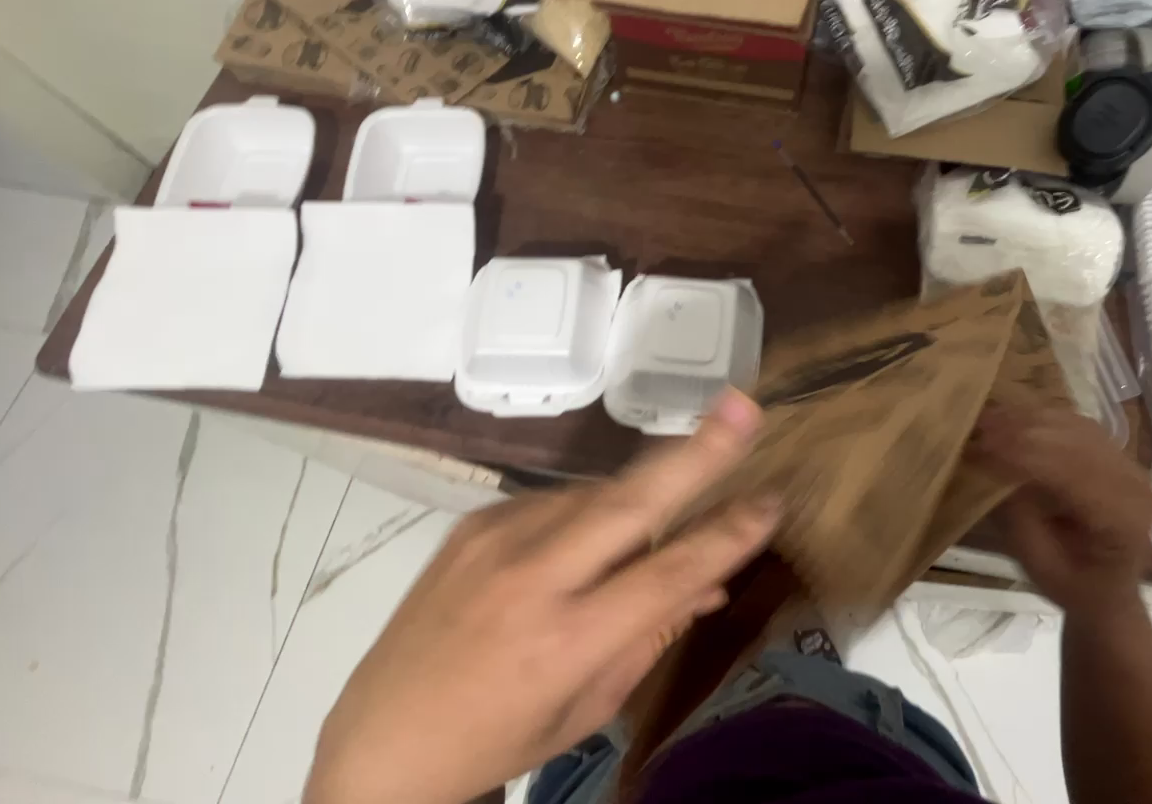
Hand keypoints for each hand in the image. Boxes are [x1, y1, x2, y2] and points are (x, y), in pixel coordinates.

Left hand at [306, 391, 776, 803]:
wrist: (380, 742)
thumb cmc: (500, 737)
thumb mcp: (587, 706)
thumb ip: (652, 634)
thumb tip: (711, 580)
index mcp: (566, 640)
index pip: (668, 574)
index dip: (728, 536)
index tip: (772, 502)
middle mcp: (531, 578)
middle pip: (631, 502)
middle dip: (696, 453)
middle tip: (743, 409)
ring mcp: (496, 539)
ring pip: (598, 493)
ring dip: (639, 496)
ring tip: (649, 525)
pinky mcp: (474, 520)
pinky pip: (557, 502)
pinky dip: (587, 515)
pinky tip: (580, 547)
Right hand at [971, 406, 1151, 612]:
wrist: (1111, 592)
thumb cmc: (1075, 588)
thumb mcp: (1040, 564)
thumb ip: (1019, 518)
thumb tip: (991, 469)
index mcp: (1121, 516)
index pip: (1068, 470)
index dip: (1020, 453)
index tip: (977, 449)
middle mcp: (1132, 481)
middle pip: (1071, 439)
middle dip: (1018, 431)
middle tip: (972, 430)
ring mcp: (1127, 462)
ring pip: (1072, 423)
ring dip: (1025, 419)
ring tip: (984, 421)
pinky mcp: (1114, 452)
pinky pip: (1074, 422)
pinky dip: (1038, 417)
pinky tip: (1008, 420)